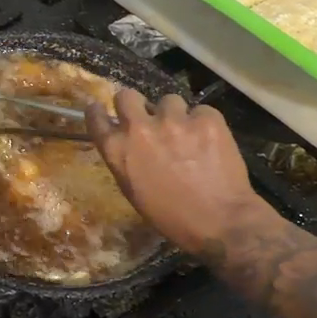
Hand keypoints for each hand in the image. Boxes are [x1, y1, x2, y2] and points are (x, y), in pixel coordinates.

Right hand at [84, 89, 272, 254]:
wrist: (221, 221)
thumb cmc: (169, 215)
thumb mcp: (132, 188)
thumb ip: (124, 158)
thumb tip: (128, 143)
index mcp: (117, 148)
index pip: (95, 115)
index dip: (98, 111)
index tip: (103, 110)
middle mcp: (140, 128)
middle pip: (127, 95)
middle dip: (135, 104)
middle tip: (147, 118)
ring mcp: (174, 120)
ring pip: (168, 101)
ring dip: (174, 114)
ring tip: (186, 133)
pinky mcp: (207, 119)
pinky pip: (201, 110)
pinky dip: (203, 123)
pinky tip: (210, 141)